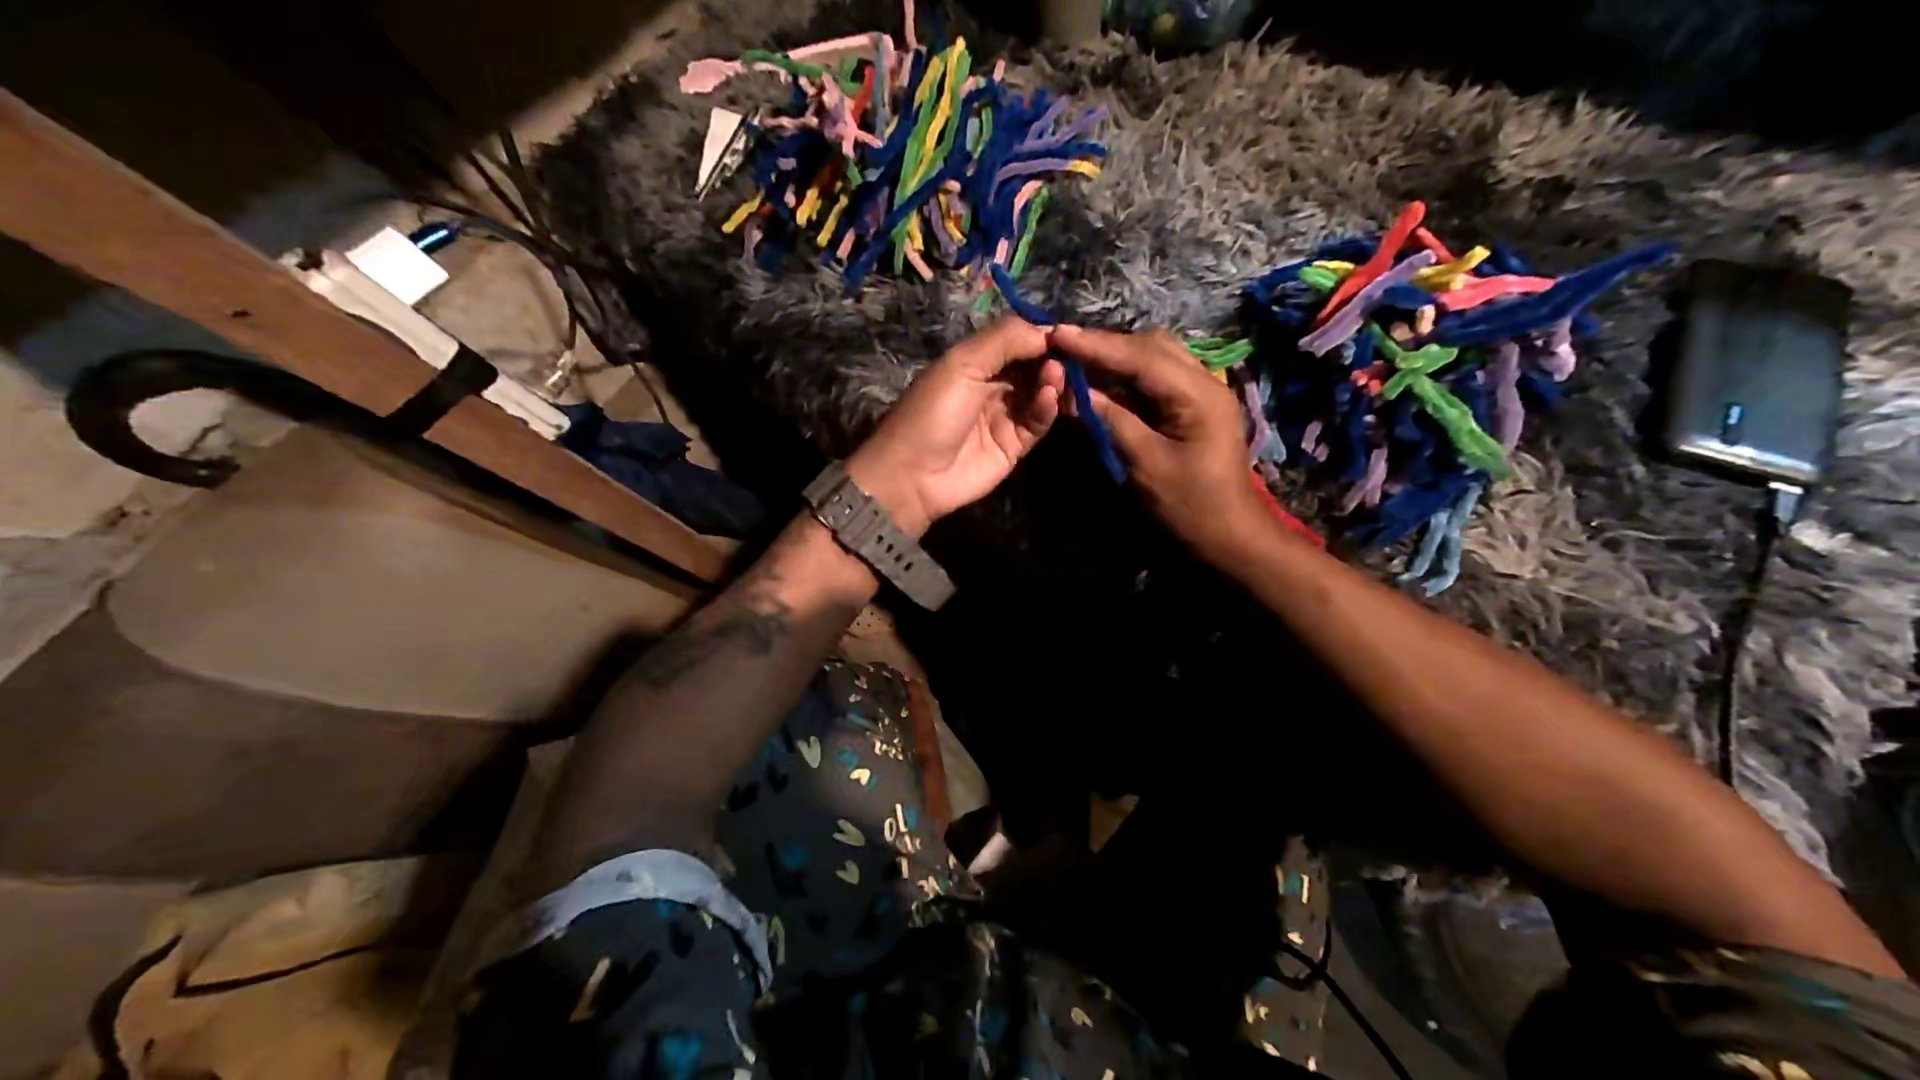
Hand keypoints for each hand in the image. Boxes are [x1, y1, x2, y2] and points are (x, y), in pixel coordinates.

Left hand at [846, 318, 1064, 536]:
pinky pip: (1038, 421)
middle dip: (1052, 359)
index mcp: (975, 362)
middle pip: (1033, 366)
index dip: (1040, 335)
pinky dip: (1047, 407)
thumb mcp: (962, 364)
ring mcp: (1005, 416)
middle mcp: (992, 386)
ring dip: (1052, 381)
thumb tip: (1046, 330)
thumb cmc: (932, 412)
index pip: (1017, 341)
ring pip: (1040, 393)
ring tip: (1057, 376)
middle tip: (1068, 357)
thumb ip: (1004, 340)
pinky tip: (1049, 398)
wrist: (913, 475)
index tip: (1065, 333)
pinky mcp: (1015, 445)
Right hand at [1050, 325, 1268, 562]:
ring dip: (1117, 354)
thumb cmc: (1190, 504)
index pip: (1142, 357)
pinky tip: (1103, 377)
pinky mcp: (1195, 403)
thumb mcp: (1146, 465)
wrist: (1229, 532)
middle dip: (1106, 344)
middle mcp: (1205, 381)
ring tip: (1077, 357)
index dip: (1097, 345)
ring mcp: (1203, 390)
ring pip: (1156, 355)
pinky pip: (1158, 375)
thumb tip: (1072, 391)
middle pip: (1151, 346)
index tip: (1058, 335)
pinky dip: (1128, 372)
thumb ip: (1111, 421)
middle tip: (1062, 345)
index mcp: (1199, 395)